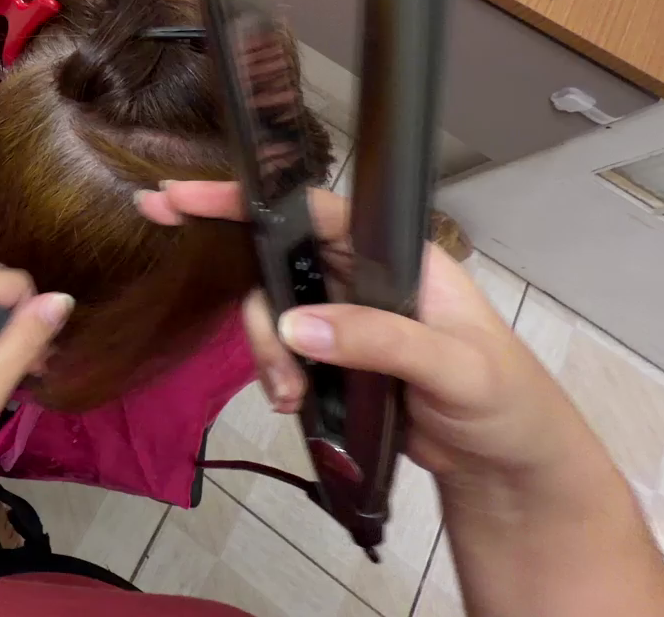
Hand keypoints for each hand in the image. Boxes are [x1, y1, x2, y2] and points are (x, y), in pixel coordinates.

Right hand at [135, 182, 588, 488]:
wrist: (505, 470)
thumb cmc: (505, 403)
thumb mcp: (456, 368)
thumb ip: (379, 339)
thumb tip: (292, 326)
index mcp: (392, 253)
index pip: (312, 209)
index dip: (248, 196)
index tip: (187, 193)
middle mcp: (356, 272)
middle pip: (273, 252)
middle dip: (222, 247)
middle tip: (158, 217)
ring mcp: (336, 311)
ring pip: (268, 306)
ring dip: (262, 346)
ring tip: (286, 391)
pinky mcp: (324, 351)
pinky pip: (275, 346)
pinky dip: (271, 371)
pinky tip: (287, 399)